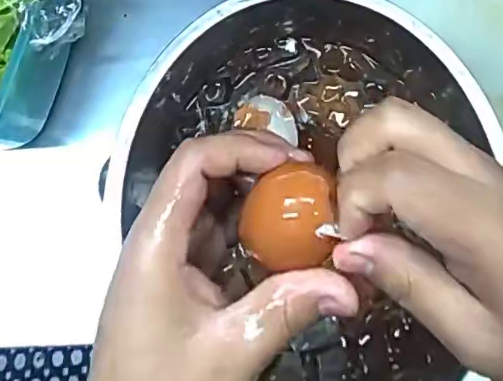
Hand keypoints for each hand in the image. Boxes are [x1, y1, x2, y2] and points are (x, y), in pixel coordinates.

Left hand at [91, 131, 360, 380]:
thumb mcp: (227, 353)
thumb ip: (285, 310)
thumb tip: (345, 285)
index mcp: (156, 237)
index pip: (194, 160)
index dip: (242, 148)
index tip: (288, 161)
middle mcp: (158, 233)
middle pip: (203, 171)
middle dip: (253, 163)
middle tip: (302, 175)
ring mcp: (167, 254)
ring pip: (210, 200)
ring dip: (253, 194)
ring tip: (298, 198)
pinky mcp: (178, 276)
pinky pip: (215, 233)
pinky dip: (248, 227)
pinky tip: (280, 237)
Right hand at [329, 99, 502, 380]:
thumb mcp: (478, 339)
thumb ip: (410, 285)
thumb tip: (346, 252)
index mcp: (478, 218)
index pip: (392, 173)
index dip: (354, 201)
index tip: (350, 246)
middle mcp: (474, 170)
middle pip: (391, 118)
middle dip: (351, 155)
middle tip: (351, 213)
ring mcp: (477, 156)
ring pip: (400, 114)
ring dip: (365, 147)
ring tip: (366, 204)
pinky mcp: (476, 158)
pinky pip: (416, 131)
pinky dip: (385, 150)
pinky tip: (391, 201)